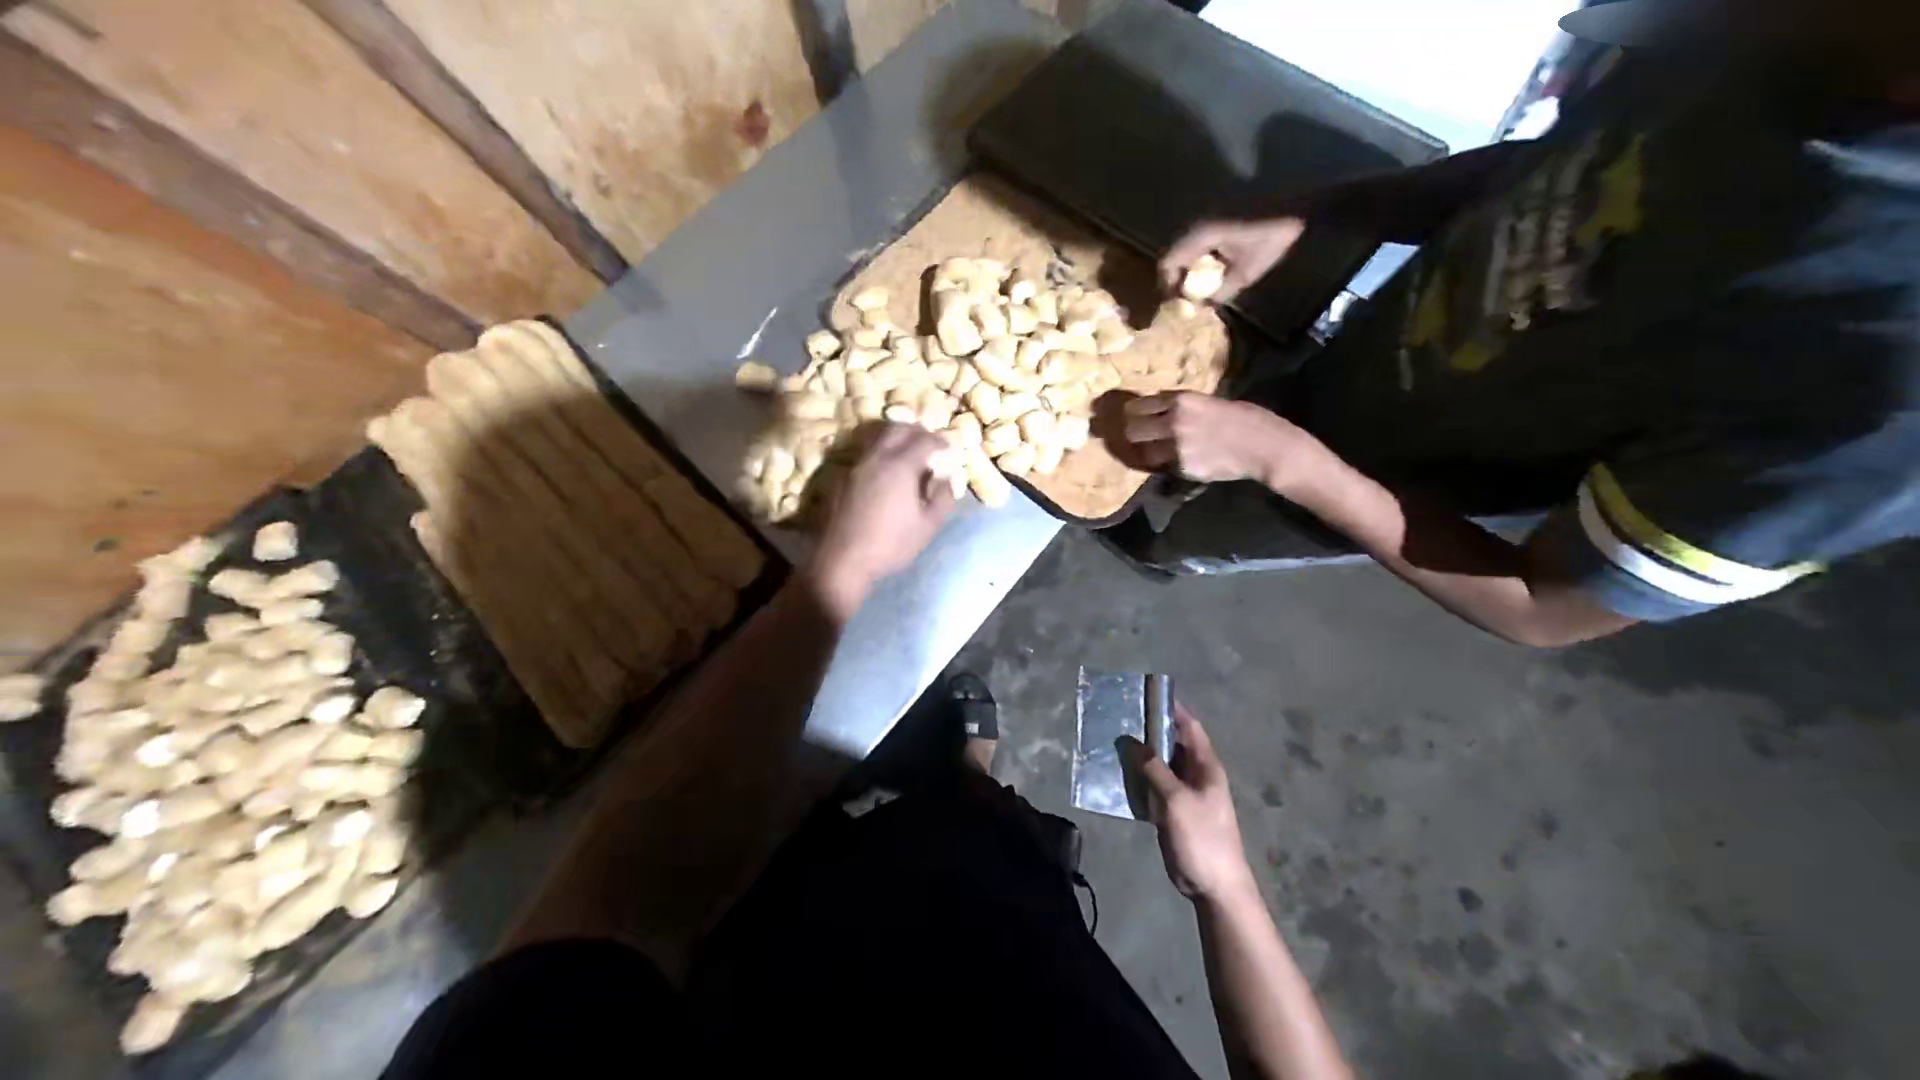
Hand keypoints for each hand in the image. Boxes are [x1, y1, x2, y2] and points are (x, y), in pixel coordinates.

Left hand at [806, 423, 956, 620]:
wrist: (841, 560)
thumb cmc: (890, 544)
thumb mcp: (927, 526)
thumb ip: (943, 498)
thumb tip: (947, 480)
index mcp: (900, 466)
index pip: (924, 440)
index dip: (939, 441)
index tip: (948, 447)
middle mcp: (876, 458)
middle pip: (897, 429)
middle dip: (916, 431)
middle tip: (928, 443)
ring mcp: (855, 466)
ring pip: (877, 439)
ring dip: (896, 439)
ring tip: (907, 455)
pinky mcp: (841, 478)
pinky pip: (865, 455)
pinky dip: (880, 454)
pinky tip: (885, 473)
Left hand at [1122, 392, 1333, 488]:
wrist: (1265, 447)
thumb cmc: (1246, 419)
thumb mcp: (1211, 401)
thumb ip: (1184, 406)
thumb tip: (1161, 408)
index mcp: (1181, 400)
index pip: (1139, 405)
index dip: (1134, 412)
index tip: (1133, 416)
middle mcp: (1173, 422)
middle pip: (1132, 429)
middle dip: (1134, 433)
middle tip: (1139, 436)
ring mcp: (1176, 447)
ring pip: (1143, 452)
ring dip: (1147, 452)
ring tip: (1156, 452)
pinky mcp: (1183, 468)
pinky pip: (1163, 467)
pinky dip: (1165, 465)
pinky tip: (1176, 462)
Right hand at [1132, 706, 1256, 901]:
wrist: (1213, 886)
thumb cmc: (1202, 837)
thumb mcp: (1176, 799)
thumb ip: (1154, 768)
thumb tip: (1131, 741)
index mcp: (1206, 766)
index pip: (1189, 728)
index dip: (1171, 710)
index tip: (1146, 694)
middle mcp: (1195, 775)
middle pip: (1171, 744)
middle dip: (1148, 731)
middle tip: (1119, 717)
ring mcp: (1183, 794)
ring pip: (1159, 766)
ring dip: (1140, 756)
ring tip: (1111, 741)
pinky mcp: (1171, 812)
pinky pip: (1152, 787)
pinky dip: (1137, 779)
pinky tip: (1116, 774)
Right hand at [1160, 217, 1305, 302]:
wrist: (1303, 208)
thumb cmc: (1274, 238)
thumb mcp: (1246, 273)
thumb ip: (1219, 291)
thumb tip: (1200, 306)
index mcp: (1202, 235)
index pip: (1168, 263)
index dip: (1166, 286)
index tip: (1174, 305)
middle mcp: (1199, 225)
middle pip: (1173, 256)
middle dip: (1175, 280)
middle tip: (1183, 301)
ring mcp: (1210, 221)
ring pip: (1185, 251)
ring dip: (1186, 272)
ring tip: (1195, 291)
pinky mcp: (1221, 221)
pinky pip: (1199, 244)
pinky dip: (1198, 261)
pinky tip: (1211, 274)